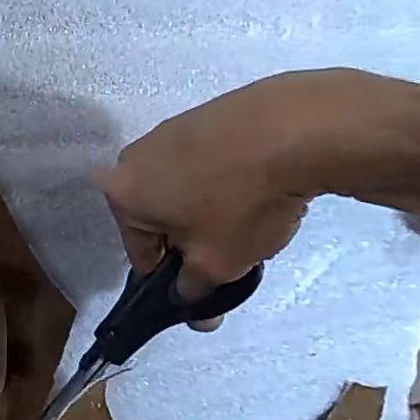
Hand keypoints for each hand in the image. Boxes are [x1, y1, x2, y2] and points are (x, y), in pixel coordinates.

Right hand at [95, 69, 413, 312]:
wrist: (297, 127)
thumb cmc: (242, 202)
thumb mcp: (217, 264)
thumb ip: (195, 292)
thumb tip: (191, 306)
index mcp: (123, 193)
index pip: (140, 254)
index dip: (173, 280)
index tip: (204, 288)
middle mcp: (135, 156)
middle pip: (158, 217)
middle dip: (189, 241)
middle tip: (230, 252)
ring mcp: (171, 129)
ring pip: (182, 189)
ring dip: (206, 210)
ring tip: (250, 218)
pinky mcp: (206, 113)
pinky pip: (205, 162)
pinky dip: (224, 179)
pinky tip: (257, 185)